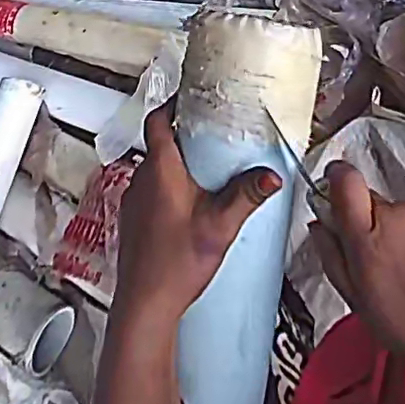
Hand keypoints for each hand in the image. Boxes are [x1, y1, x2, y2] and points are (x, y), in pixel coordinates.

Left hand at [115, 105, 282, 320]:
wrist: (145, 304)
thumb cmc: (177, 264)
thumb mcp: (220, 226)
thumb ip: (246, 197)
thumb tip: (271, 176)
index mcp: (160, 169)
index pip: (157, 120)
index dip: (170, 105)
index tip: (188, 99)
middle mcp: (142, 178)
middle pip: (158, 141)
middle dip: (181, 134)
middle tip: (208, 133)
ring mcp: (133, 198)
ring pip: (153, 166)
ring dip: (174, 161)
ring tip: (204, 166)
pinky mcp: (133, 217)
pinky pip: (149, 188)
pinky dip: (166, 184)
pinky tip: (188, 202)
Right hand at [310, 161, 404, 377]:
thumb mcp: (357, 301)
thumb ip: (331, 256)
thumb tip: (318, 225)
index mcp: (365, 237)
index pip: (344, 180)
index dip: (336, 179)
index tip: (334, 191)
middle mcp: (392, 215)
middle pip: (369, 199)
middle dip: (368, 219)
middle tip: (380, 255)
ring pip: (396, 211)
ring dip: (399, 230)